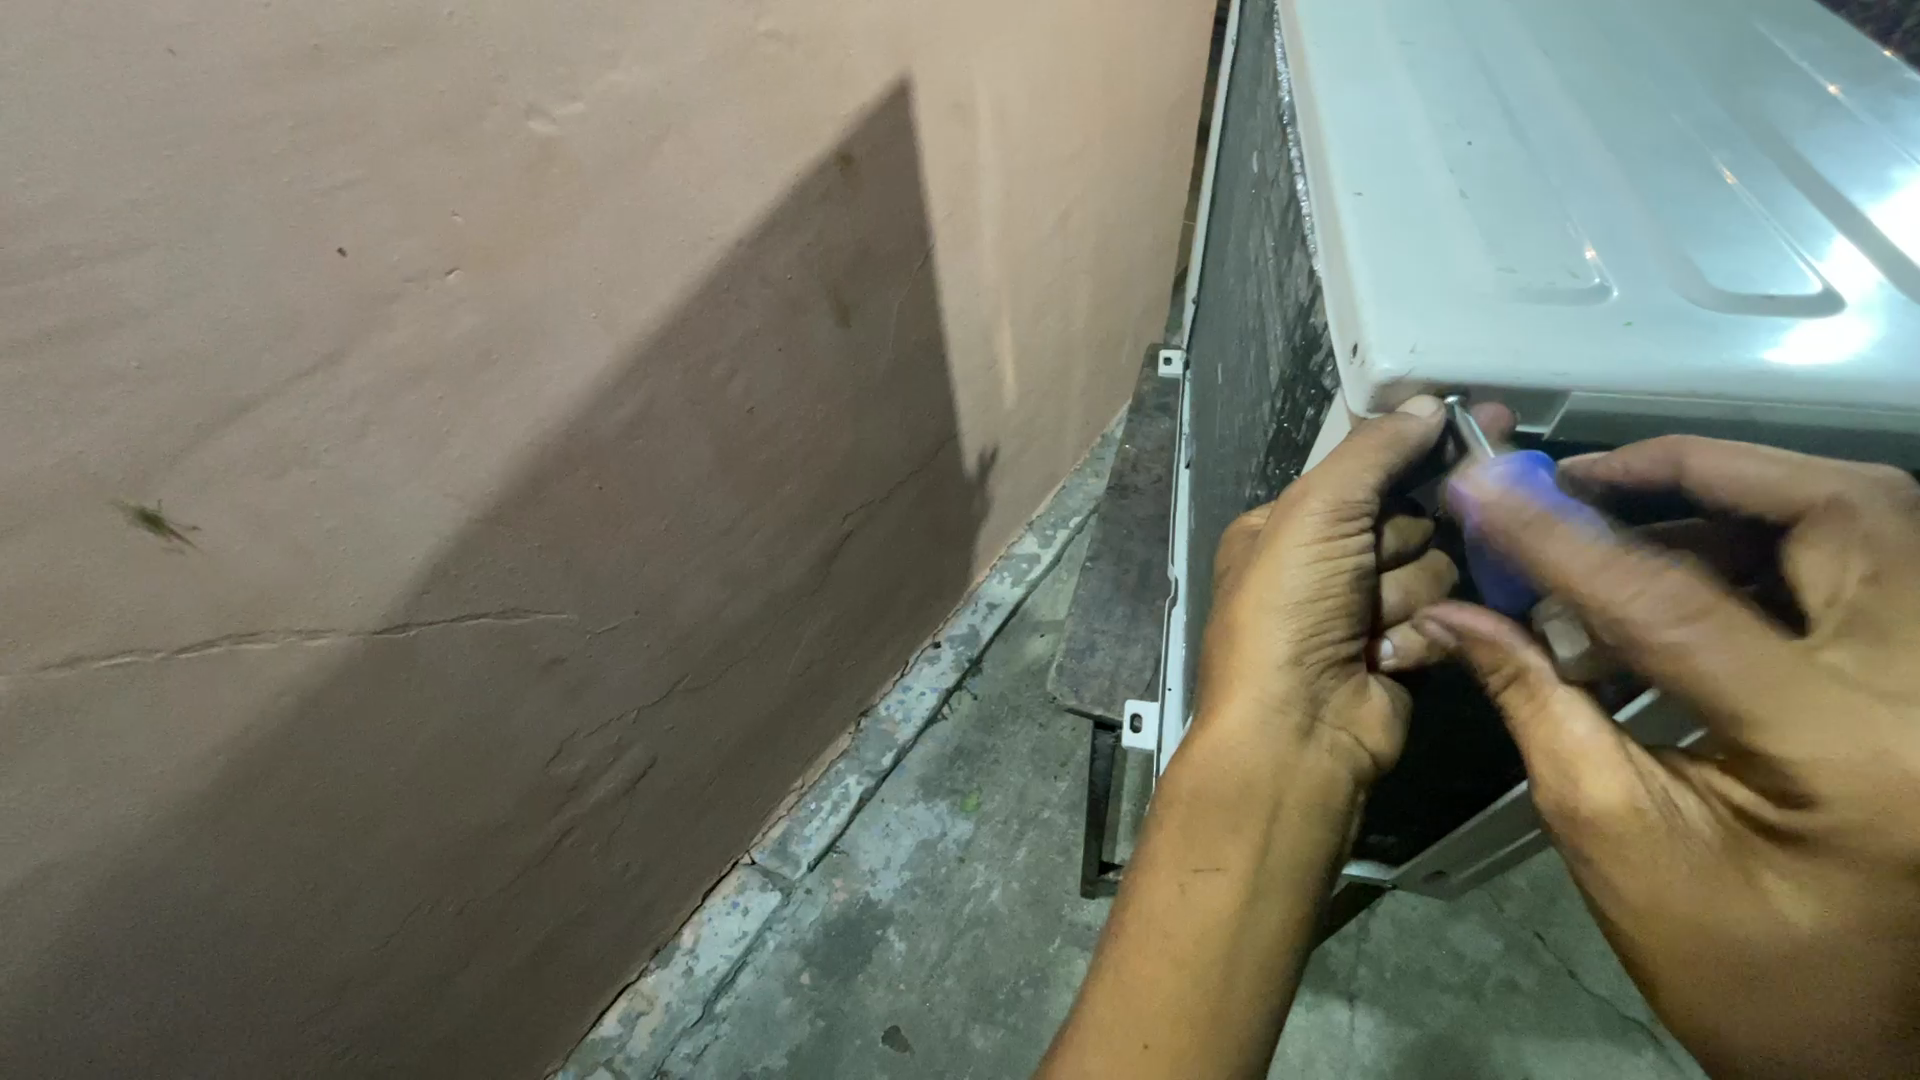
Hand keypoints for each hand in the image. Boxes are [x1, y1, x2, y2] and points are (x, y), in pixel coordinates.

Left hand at [1196, 396, 1507, 784]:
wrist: (1296, 725)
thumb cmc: (1288, 607)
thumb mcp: (1315, 512)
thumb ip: (1371, 453)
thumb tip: (1424, 403)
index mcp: (1283, 524)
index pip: (1365, 471)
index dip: (1417, 451)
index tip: (1484, 423)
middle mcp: (1318, 561)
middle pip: (1407, 518)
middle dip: (1398, 542)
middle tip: (1371, 565)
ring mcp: (1358, 608)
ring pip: (1431, 567)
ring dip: (1404, 594)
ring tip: (1364, 623)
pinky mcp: (1397, 647)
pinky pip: (1439, 615)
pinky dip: (1415, 633)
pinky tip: (1382, 654)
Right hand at [1419, 437, 1919, 1078]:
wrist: (1868, 1045)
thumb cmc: (1729, 959)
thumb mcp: (1608, 827)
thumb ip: (1534, 699)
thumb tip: (1453, 614)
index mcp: (1846, 755)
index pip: (1672, 606)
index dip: (1561, 540)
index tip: (1484, 489)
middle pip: (1848, 512)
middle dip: (1700, 471)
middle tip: (1586, 476)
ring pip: (1880, 523)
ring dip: (1741, 500)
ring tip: (1624, 519)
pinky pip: (1882, 570)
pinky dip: (1773, 546)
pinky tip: (1691, 573)